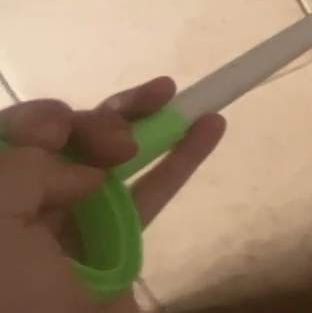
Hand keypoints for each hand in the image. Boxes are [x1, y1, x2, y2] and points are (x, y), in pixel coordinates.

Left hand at [0, 78, 224, 312]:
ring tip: (177, 98)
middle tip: (119, 138)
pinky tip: (211, 127)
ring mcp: (56, 233)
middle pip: (53, 145)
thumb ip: (19, 173)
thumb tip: (74, 162)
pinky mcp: (107, 245)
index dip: (34, 121)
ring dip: (145, 124)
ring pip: (105, 162)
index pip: (2, 140)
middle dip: (96, 121)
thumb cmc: (7, 299)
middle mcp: (10, 216)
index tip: (62, 131)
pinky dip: (182, 156)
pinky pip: (146, 192)